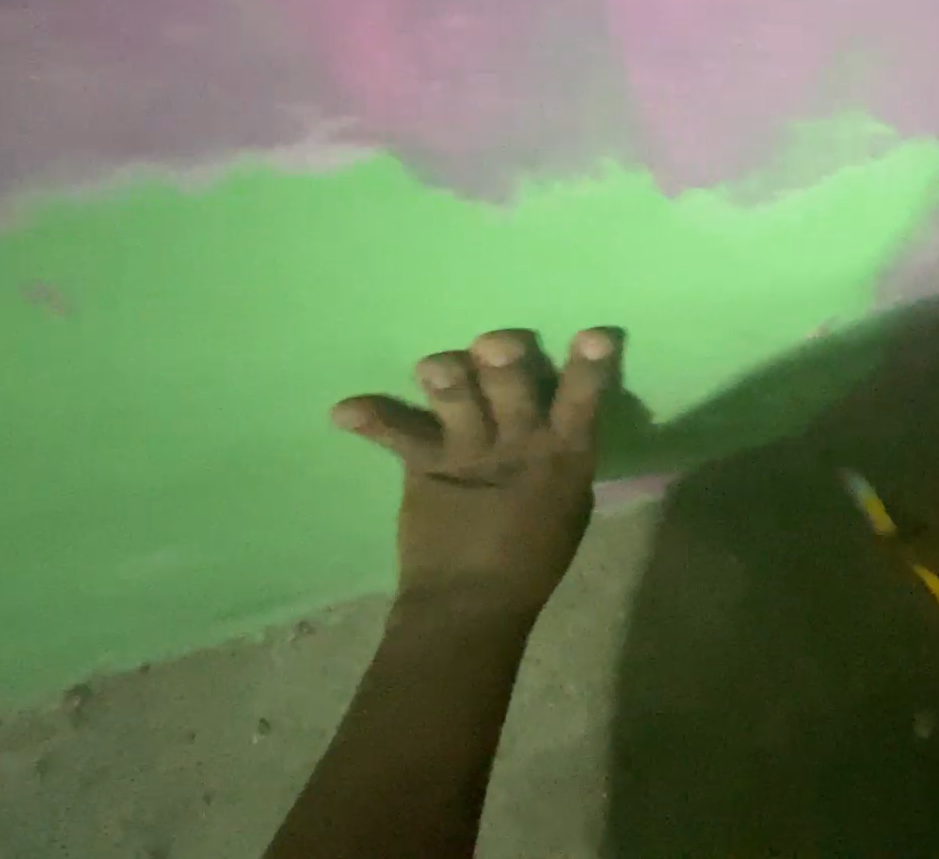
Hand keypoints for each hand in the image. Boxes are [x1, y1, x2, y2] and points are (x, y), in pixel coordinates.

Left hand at [330, 327, 625, 620]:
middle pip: (512, 392)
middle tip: (494, 345)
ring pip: (457, 403)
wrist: (473, 603)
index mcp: (565, 455)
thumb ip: (564, 453)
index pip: (584, 401)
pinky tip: (344, 410)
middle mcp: (520, 446)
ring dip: (445, 380)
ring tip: (434, 366)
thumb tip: (557, 416)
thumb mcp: (571, 500)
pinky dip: (370, 421)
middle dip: (504, 364)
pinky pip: (396, 437)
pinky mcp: (424, 469)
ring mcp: (469, 455)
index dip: (590, 367)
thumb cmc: (537, 552)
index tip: (594, 335)